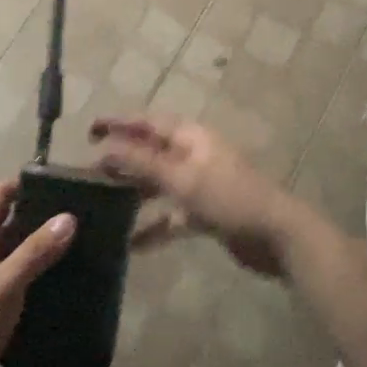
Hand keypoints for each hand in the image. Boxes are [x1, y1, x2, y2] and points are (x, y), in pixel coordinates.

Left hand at [0, 180, 74, 366]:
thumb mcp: (4, 283)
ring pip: (19, 249)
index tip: (60, 181)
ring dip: (44, 242)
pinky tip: (69, 273)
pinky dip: (43, 268)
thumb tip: (69, 217)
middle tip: (81, 208)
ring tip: (83, 236)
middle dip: (42, 212)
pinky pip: (23, 274)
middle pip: (12, 221)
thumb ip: (35, 251)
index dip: (24, 184)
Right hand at [90, 114, 308, 277]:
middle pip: (151, 154)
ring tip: (102, 205)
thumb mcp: (183, 179)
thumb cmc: (231, 199)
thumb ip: (143, 163)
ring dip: (134, 194)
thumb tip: (106, 148)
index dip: (120, 123)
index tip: (90, 129)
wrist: (278, 237)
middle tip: (89, 172)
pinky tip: (130, 244)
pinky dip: (153, 227)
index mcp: (192, 138)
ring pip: (159, 185)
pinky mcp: (206, 214)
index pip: (149, 122)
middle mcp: (195, 157)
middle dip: (122, 161)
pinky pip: (172, 217)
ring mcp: (201, 186)